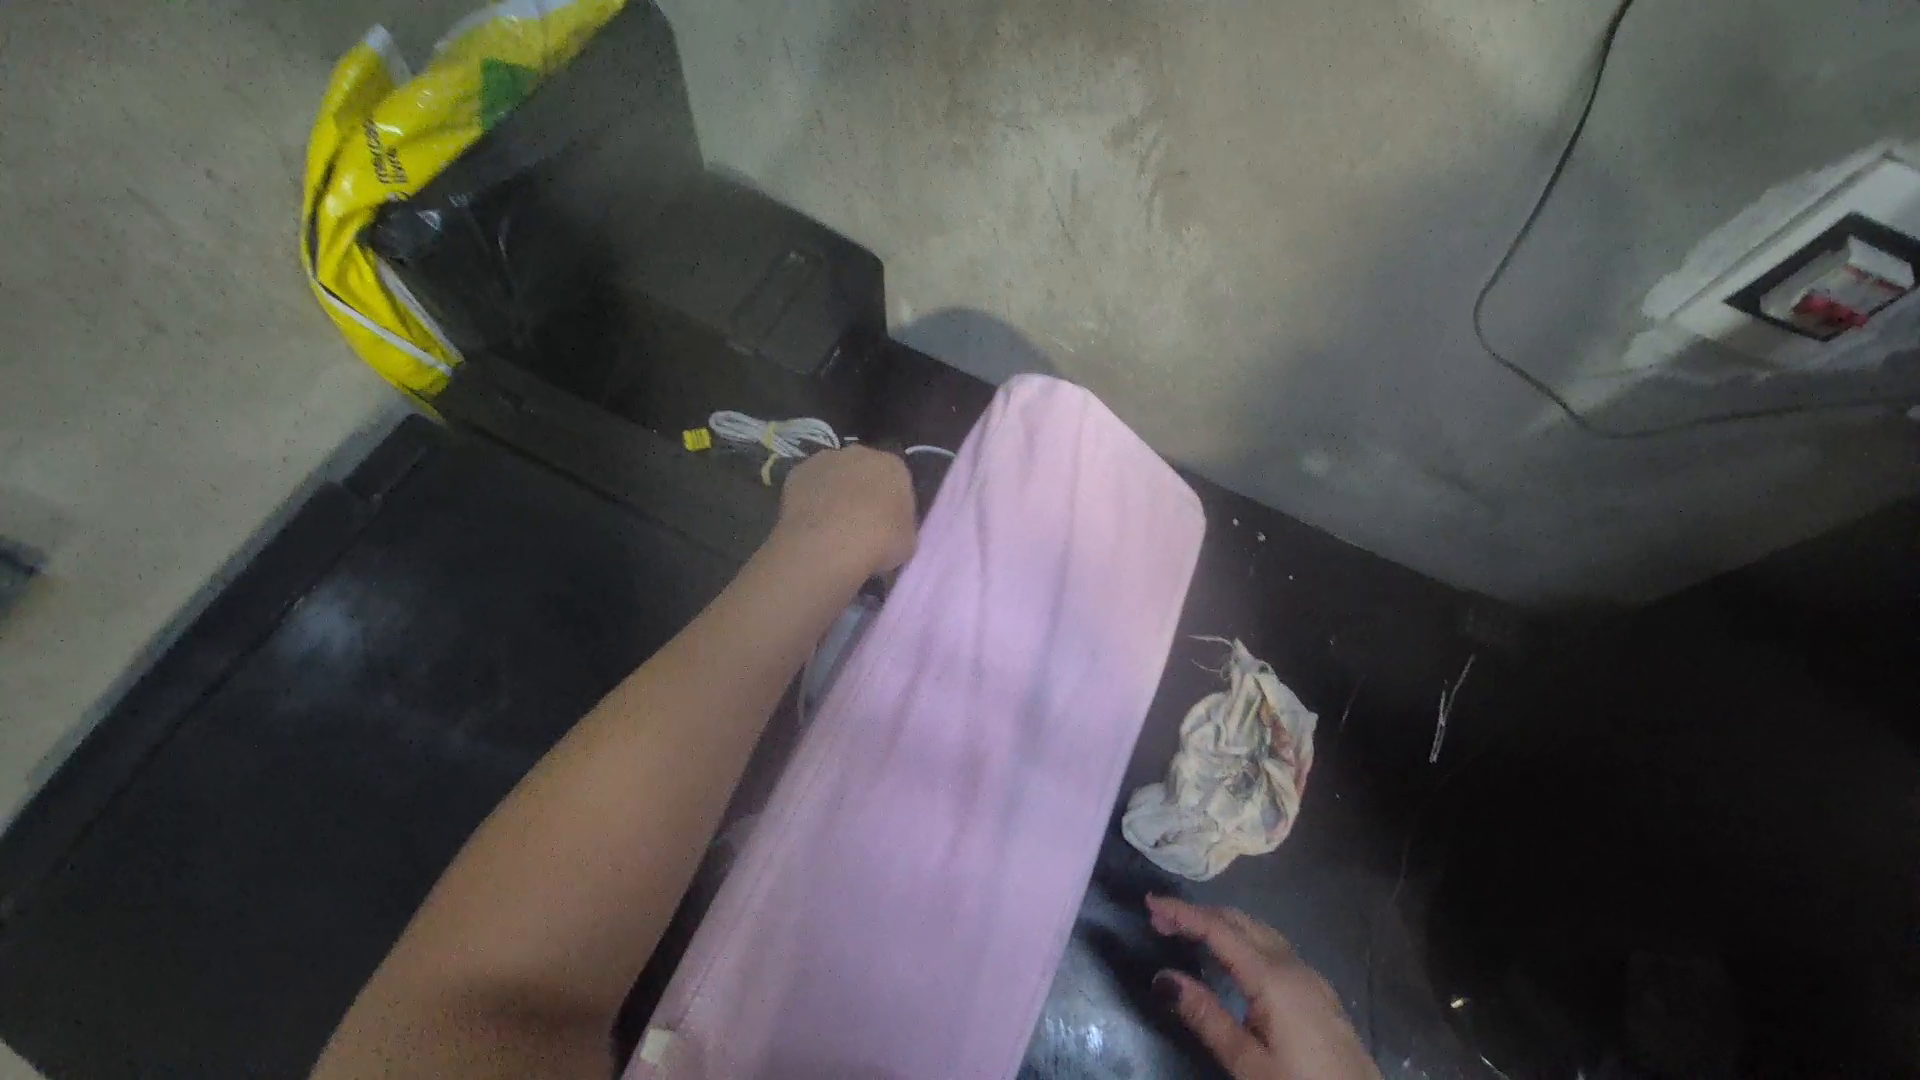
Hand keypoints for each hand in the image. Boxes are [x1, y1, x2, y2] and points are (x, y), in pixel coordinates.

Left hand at [775, 446, 917, 579]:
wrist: (830, 545)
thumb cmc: (880, 542)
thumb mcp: (908, 541)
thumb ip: (902, 526)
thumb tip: (893, 529)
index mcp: (894, 465)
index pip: (898, 480)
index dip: (893, 503)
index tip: (888, 525)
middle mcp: (860, 452)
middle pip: (864, 471)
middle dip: (863, 491)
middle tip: (860, 524)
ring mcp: (825, 459)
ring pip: (834, 475)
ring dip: (835, 493)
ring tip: (832, 527)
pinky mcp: (797, 472)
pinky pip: (809, 486)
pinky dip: (810, 500)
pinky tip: (811, 525)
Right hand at [1147, 895, 1381, 1079]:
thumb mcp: (1248, 1064)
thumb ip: (1206, 1017)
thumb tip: (1164, 977)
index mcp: (1273, 978)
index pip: (1218, 930)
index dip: (1182, 913)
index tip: (1150, 903)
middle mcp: (1293, 966)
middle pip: (1240, 921)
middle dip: (1199, 914)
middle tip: (1161, 920)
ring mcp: (1311, 979)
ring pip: (1259, 931)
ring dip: (1221, 924)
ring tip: (1187, 932)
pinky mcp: (1319, 995)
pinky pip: (1273, 948)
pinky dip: (1243, 939)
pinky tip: (1231, 957)